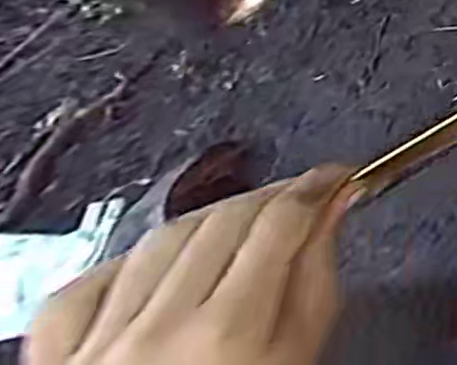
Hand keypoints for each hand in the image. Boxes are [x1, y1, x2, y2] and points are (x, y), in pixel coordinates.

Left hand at [27, 166, 353, 364]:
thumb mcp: (303, 342)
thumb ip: (319, 266)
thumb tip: (338, 200)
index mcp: (230, 328)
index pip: (283, 218)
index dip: (319, 183)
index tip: (339, 175)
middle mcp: (159, 332)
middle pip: (226, 218)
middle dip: (274, 194)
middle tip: (302, 196)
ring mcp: (95, 349)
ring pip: (163, 238)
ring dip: (215, 218)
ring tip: (243, 225)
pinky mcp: (51, 363)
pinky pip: (83, 289)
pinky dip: (130, 262)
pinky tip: (162, 266)